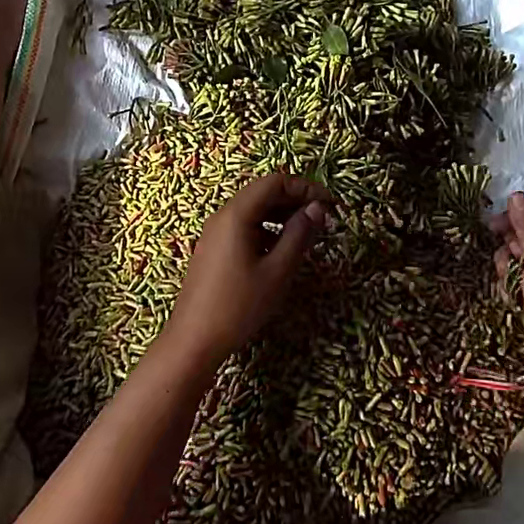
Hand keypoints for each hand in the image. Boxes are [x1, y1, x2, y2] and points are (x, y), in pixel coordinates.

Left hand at [166, 172, 332, 365]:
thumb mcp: (277, 271)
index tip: (330, 205)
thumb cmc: (239, 306)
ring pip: (253, 210)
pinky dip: (266, 230)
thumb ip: (299, 235)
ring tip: (306, 235)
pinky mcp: (213, 249)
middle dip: (295, 200)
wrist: (194, 341)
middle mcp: (222, 216)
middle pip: (263, 192)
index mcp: (236, 214)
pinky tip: (280, 251)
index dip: (306, 188)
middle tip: (322, 220)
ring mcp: (214, 233)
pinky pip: (244, 227)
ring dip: (282, 215)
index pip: (275, 182)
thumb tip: (317, 208)